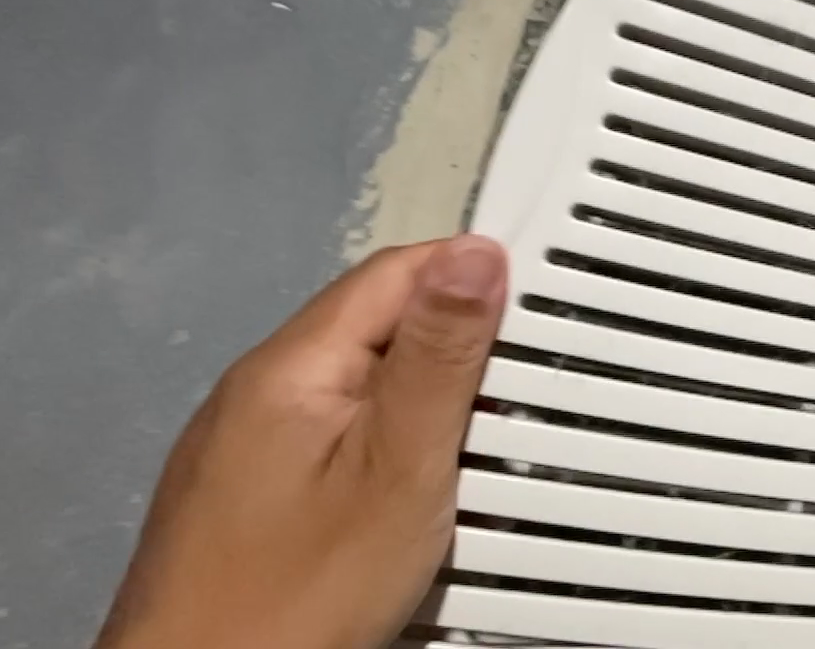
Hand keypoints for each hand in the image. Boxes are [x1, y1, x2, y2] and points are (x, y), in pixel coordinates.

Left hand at [94, 235, 508, 648]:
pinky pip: (351, 416)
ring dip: (436, 380)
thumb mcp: (401, 463)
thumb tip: (476, 252)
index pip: (400, 269)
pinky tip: (429, 465)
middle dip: (460, 331)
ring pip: (371, 369)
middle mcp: (262, 388)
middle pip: (384, 317)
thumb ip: (442, 354)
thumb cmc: (306, 590)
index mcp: (291, 367)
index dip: (474, 270)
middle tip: (516, 376)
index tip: (533, 304)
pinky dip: (403, 422)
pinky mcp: (260, 481)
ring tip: (482, 422)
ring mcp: (253, 437)